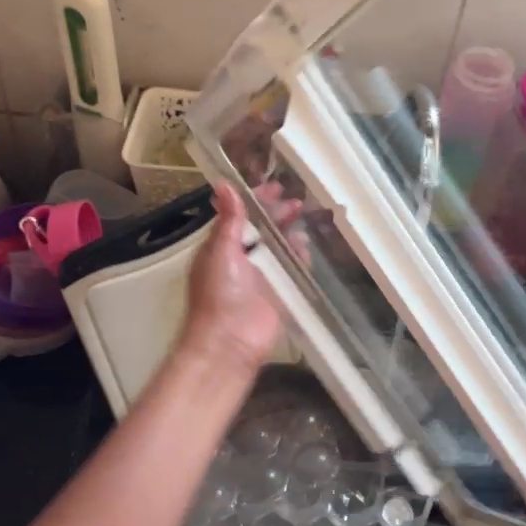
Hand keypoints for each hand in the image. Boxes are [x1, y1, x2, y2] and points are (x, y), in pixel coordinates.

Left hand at [178, 183, 296, 372]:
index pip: (239, 215)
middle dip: (277, 213)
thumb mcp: (221, 250)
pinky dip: (299, 255)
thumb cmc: (220, 293)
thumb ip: (229, 219)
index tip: (275, 186)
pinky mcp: (278, 290)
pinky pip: (291, 267)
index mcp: (220, 246)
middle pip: (261, 228)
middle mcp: (239, 258)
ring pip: (277, 245)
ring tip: (304, 218)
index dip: (256, 200)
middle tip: (296, 201)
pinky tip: (306, 246)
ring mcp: (260, 275)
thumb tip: (223, 184)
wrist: (230, 341)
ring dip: (289, 231)